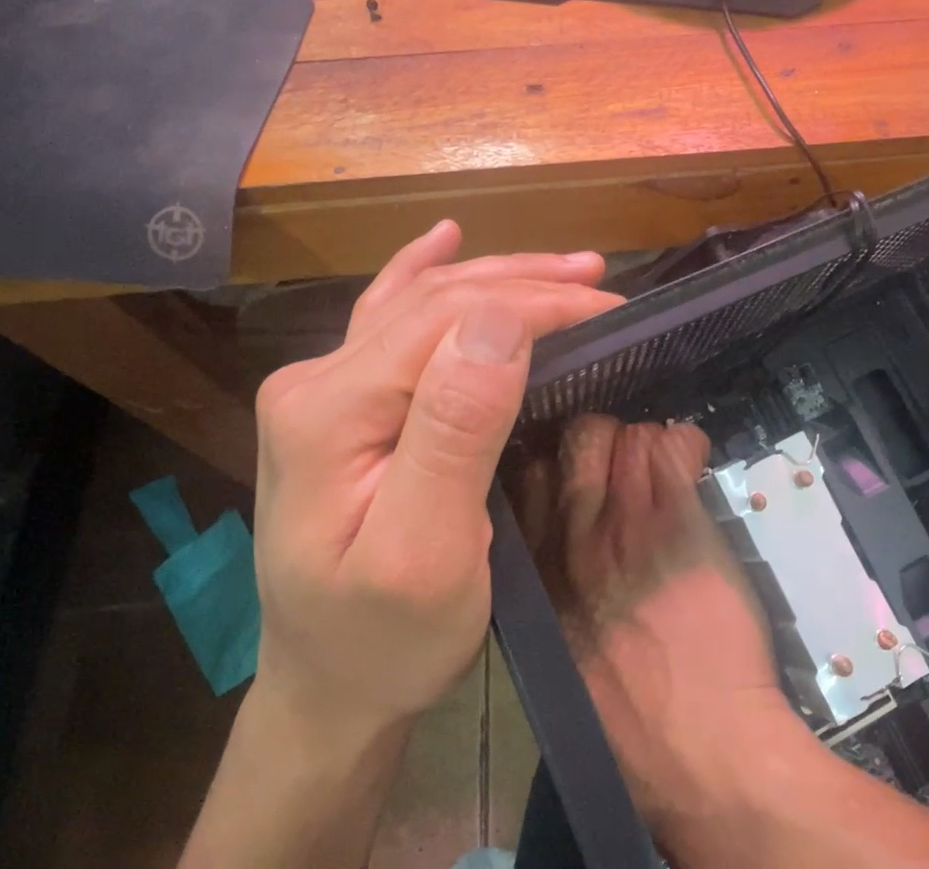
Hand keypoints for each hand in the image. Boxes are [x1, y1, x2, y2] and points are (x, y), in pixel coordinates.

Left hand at [249, 221, 622, 726]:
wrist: (328, 687)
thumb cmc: (386, 638)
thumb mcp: (428, 552)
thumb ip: (454, 432)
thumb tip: (500, 323)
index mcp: (334, 410)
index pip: (450, 319)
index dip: (536, 304)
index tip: (613, 311)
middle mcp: (315, 382)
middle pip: (434, 300)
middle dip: (526, 284)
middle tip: (605, 283)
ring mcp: (320, 391)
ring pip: (418, 302)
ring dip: (496, 277)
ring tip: (568, 268)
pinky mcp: (336, 407)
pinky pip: (387, 319)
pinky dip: (427, 274)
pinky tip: (445, 240)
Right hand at [519, 416, 802, 828]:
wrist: (702, 751)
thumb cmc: (628, 719)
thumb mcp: (557, 654)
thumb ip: (549, 590)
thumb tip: (555, 545)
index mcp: (535, 571)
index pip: (528, 475)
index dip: (556, 465)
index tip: (578, 475)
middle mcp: (572, 537)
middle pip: (576, 439)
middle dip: (602, 442)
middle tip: (626, 468)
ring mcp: (629, 525)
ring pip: (629, 434)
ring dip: (648, 446)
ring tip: (664, 473)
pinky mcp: (684, 523)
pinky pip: (678, 447)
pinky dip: (686, 447)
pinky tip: (692, 468)